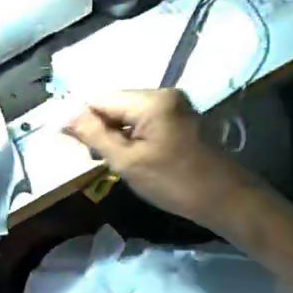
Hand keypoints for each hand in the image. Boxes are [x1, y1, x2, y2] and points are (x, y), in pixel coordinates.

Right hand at [64, 89, 262, 229]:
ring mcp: (175, 105)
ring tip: (110, 159)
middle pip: (114, 103)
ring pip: (128, 113)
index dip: (81, 119)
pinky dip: (132, 135)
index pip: (100, 99)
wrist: (227, 199)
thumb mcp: (127, 162)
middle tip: (92, 156)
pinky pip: (144, 120)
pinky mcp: (180, 118)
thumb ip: (94, 135)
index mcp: (151, 100)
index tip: (69, 143)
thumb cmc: (174, 182)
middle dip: (99, 126)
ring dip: (115, 133)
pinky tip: (130, 156)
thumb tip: (66, 117)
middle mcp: (163, 94)